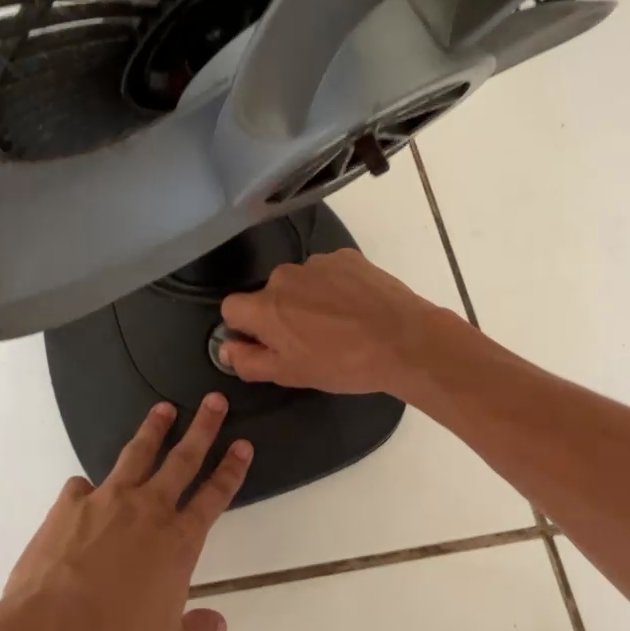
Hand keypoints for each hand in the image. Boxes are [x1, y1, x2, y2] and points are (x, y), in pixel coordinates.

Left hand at [1, 394, 250, 630]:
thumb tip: (217, 627)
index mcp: (179, 542)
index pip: (215, 496)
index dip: (232, 469)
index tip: (242, 445)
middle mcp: (147, 511)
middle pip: (183, 459)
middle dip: (202, 428)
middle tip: (213, 401)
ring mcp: (105, 503)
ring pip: (136, 454)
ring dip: (152, 430)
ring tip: (162, 410)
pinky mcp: (67, 508)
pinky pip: (81, 488)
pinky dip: (87, 490)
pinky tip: (85, 494)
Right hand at [217, 248, 454, 395]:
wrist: (404, 340)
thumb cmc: (343, 364)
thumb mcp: (291, 374)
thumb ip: (250, 361)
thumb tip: (225, 349)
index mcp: (265, 306)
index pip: (232, 308)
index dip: (245, 328)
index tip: (268, 343)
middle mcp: (284, 276)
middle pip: (270, 294)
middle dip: (282, 313)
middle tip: (311, 340)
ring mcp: (318, 262)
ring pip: (301, 282)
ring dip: (310, 299)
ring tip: (340, 324)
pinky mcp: (347, 256)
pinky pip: (329, 272)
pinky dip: (336, 287)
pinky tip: (357, 307)